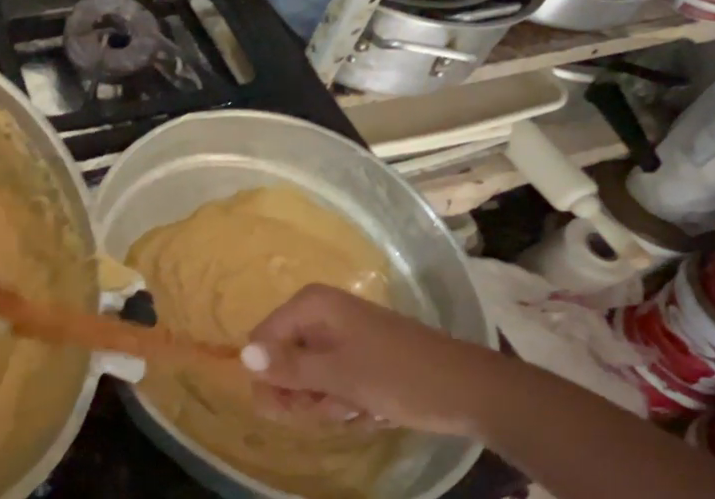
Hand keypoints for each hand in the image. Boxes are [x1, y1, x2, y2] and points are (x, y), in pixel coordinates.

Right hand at [243, 284, 512, 437]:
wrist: (473, 391)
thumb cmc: (400, 376)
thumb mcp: (339, 376)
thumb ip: (288, 367)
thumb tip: (242, 355)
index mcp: (311, 304)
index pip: (263, 338)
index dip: (270, 375)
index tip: (291, 409)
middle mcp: (322, 311)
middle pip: (285, 356)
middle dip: (303, 392)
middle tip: (330, 411)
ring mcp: (344, 333)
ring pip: (310, 373)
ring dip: (327, 400)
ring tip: (357, 411)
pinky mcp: (363, 354)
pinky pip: (335, 378)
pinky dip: (346, 399)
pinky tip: (369, 411)